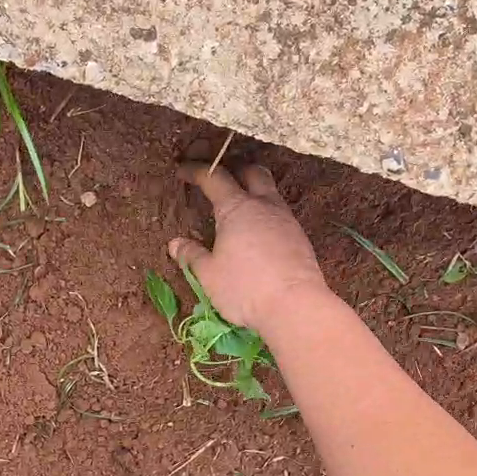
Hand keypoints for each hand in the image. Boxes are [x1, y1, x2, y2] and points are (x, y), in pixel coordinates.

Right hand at [168, 164, 328, 334]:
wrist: (295, 306)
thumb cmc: (244, 288)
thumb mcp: (208, 274)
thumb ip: (191, 255)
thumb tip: (176, 244)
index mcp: (236, 208)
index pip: (214, 178)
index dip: (196, 171)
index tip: (182, 171)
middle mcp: (264, 206)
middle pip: (253, 172)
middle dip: (235, 169)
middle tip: (220, 181)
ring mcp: (286, 220)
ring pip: (270, 192)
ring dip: (254, 192)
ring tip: (239, 209)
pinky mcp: (300, 238)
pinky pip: (280, 215)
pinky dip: (266, 216)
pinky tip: (258, 234)